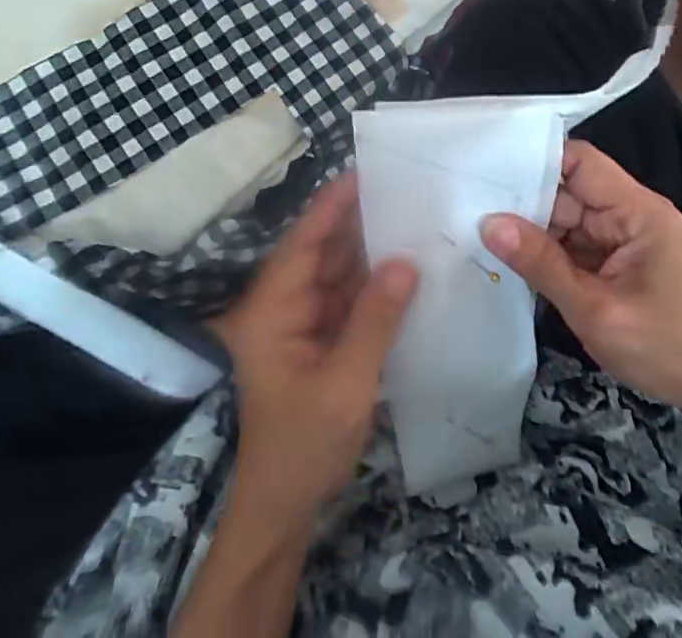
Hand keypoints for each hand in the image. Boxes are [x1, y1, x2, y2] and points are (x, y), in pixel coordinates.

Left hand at [210, 175, 417, 521]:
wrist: (282, 508)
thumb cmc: (302, 445)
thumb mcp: (345, 383)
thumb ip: (375, 319)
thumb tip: (406, 262)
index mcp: (270, 313)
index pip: (301, 245)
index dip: (329, 208)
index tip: (361, 174)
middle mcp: (281, 310)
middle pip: (320, 255)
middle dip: (356, 225)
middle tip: (402, 192)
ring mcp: (300, 327)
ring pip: (336, 277)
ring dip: (369, 254)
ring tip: (411, 221)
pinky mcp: (318, 343)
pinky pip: (347, 303)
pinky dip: (373, 287)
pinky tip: (405, 270)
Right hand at [480, 141, 681, 418]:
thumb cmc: (660, 347)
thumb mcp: (593, 309)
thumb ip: (541, 263)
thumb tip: (488, 223)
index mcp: (638, 212)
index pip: (582, 162)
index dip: (538, 162)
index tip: (489, 171)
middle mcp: (629, 213)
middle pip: (568, 190)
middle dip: (524, 200)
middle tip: (470, 207)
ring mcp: (619, 237)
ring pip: (563, 217)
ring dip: (528, 228)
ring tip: (477, 230)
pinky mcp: (611, 259)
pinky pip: (568, 242)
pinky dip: (541, 250)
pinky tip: (505, 255)